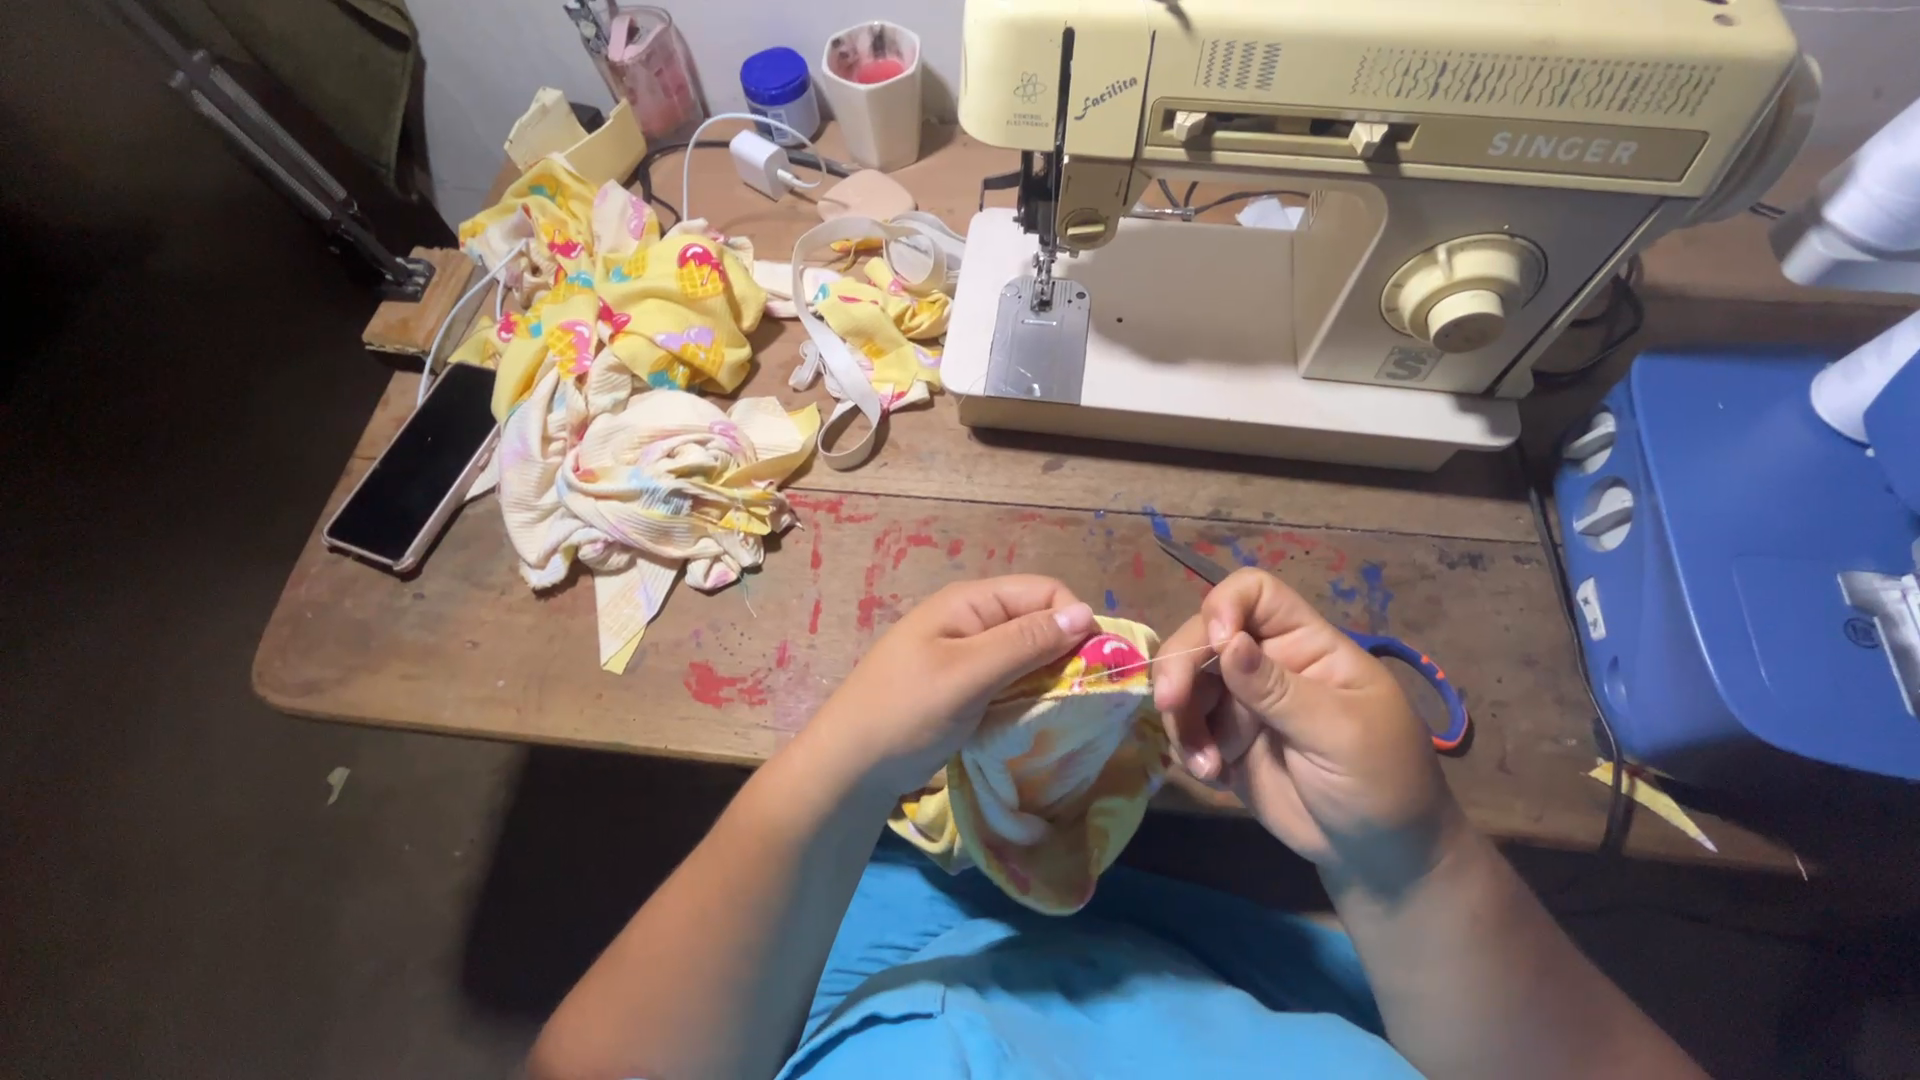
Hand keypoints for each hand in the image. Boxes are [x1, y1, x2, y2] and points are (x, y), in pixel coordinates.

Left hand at [800, 575, 1095, 797]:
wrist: (851, 766)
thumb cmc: (905, 712)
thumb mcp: (967, 675)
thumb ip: (1025, 642)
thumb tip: (1085, 612)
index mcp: (970, 603)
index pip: (1044, 591)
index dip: (1073, 620)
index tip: (1092, 666)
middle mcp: (972, 620)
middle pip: (1038, 621)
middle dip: (1065, 651)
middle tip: (1080, 696)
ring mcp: (967, 655)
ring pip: (1028, 654)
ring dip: (1048, 678)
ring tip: (1061, 711)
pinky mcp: (966, 687)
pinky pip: (1011, 680)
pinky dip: (1028, 695)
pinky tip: (1034, 719)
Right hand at [1153, 568, 1468, 894]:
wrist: (1380, 856)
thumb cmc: (1384, 783)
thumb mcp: (1341, 734)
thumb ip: (1280, 690)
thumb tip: (1227, 641)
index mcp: (1305, 645)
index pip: (1256, 594)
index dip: (1226, 604)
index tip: (1216, 644)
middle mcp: (1266, 663)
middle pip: (1204, 635)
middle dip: (1180, 665)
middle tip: (1172, 706)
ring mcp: (1241, 701)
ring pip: (1186, 682)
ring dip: (1181, 718)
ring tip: (1205, 764)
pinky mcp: (1223, 739)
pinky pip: (1185, 726)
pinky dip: (1186, 747)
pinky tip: (1212, 775)